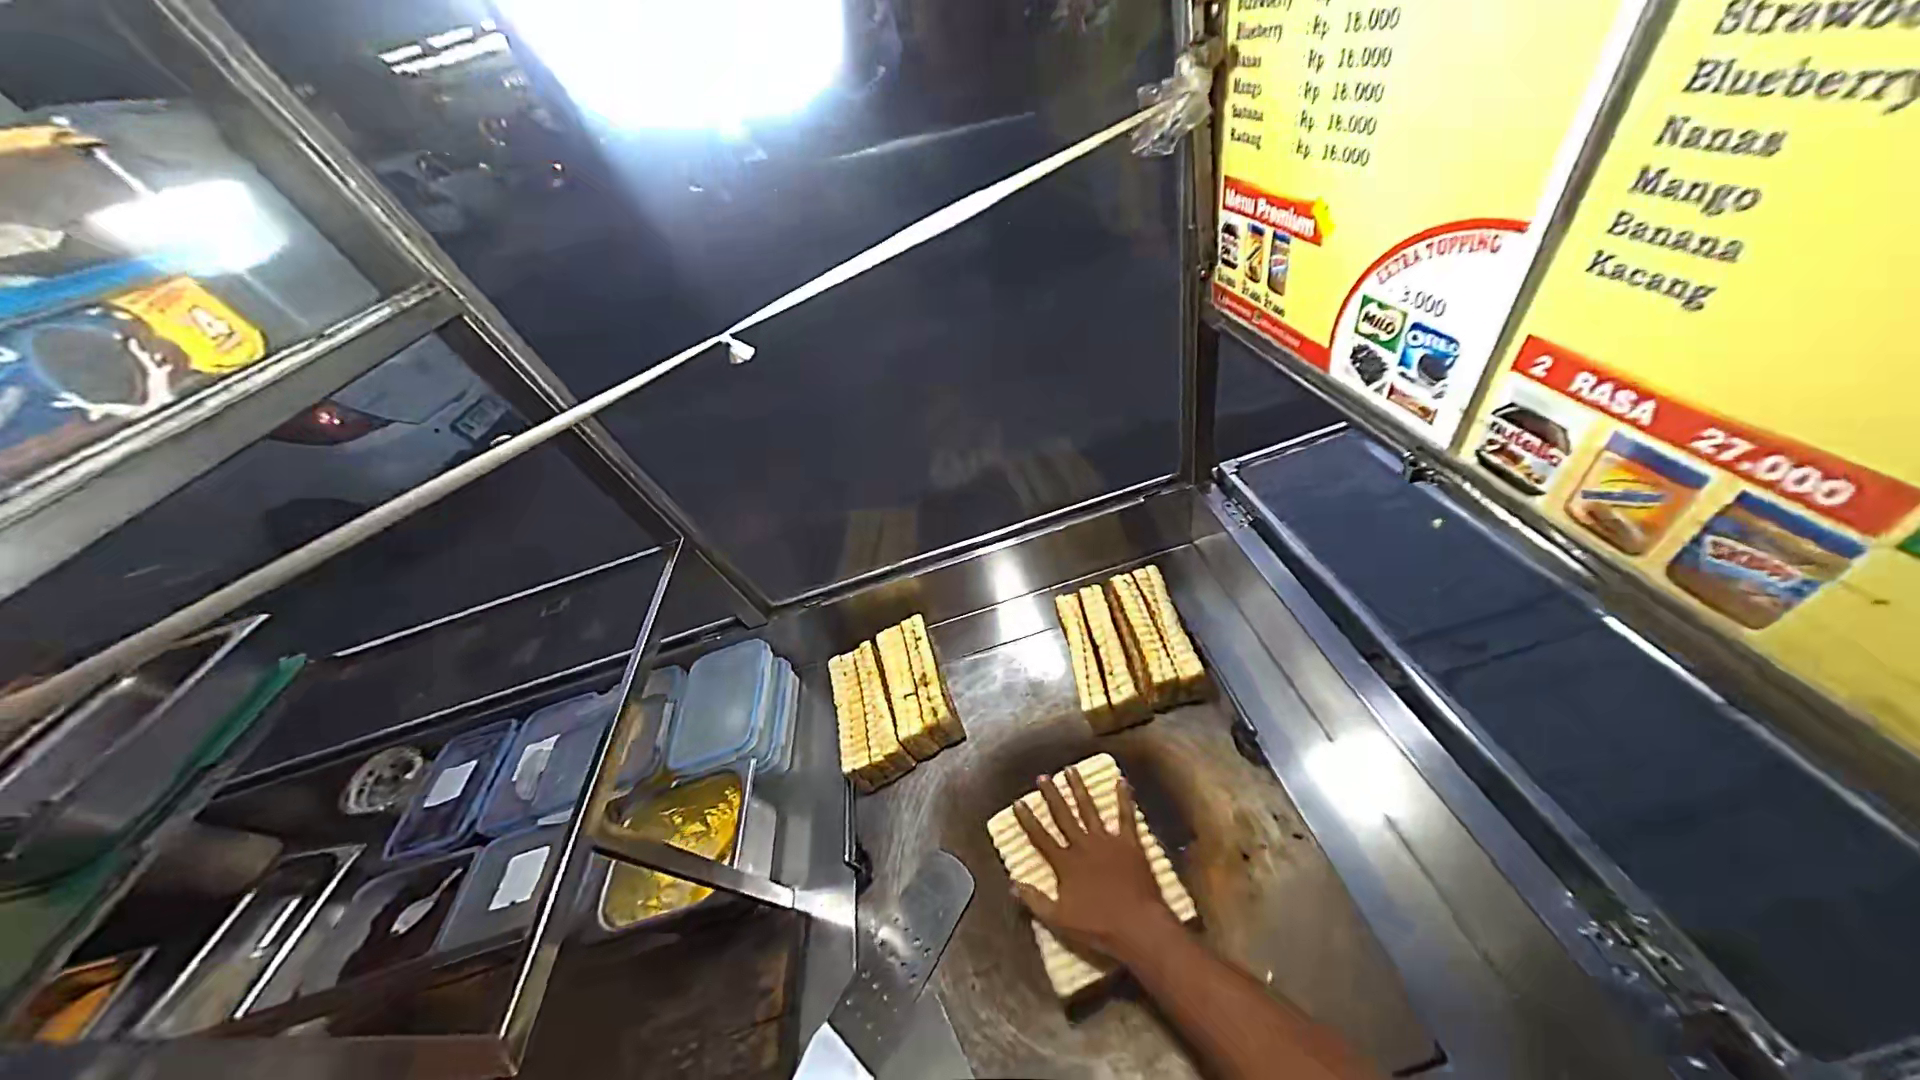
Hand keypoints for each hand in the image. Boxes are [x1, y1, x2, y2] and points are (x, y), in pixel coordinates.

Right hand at [1012, 767, 1182, 965]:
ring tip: (1071, 770)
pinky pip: (1126, 816)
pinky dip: (1124, 798)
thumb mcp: (1059, 920)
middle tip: (1043, 777)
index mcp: (1066, 863)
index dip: (1028, 820)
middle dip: (1052, 795)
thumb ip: (1034, 901)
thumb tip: (1013, 884)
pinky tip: (1121, 781)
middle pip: (1064, 816)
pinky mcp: (1130, 843)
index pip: (1041, 837)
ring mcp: (1107, 841)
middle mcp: (1083, 845)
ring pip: (1089, 809)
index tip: (1018, 802)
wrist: (1138, 926)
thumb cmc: (1098, 927)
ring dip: (1079, 789)